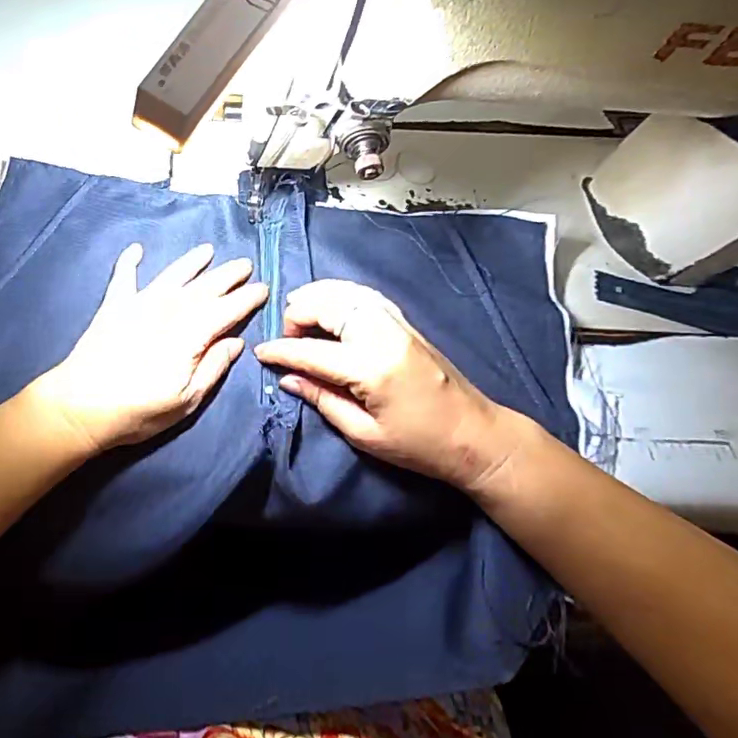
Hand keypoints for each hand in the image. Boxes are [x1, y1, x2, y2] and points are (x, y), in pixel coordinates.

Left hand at [30, 243, 267, 452]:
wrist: (81, 405)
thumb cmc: (138, 410)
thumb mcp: (186, 399)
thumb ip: (213, 367)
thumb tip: (236, 342)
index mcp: (191, 334)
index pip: (227, 309)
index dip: (247, 298)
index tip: (263, 288)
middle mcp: (168, 310)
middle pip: (205, 287)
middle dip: (228, 274)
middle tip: (245, 264)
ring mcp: (139, 303)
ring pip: (172, 274)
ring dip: (192, 261)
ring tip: (206, 250)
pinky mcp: (113, 305)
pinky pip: (124, 276)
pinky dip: (129, 261)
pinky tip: (136, 249)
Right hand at [254, 279, 535, 495]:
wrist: (476, 436)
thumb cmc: (418, 445)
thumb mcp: (363, 433)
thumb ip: (322, 398)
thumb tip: (287, 378)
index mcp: (370, 367)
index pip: (310, 350)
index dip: (280, 350)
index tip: (261, 353)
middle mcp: (381, 334)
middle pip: (326, 306)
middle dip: (297, 316)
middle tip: (287, 339)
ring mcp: (396, 323)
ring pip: (345, 292)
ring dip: (317, 298)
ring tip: (299, 315)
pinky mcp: (405, 322)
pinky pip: (365, 294)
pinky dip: (340, 294)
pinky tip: (329, 306)